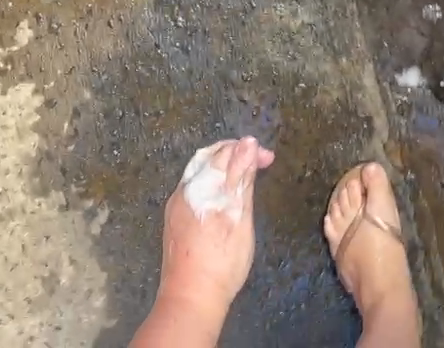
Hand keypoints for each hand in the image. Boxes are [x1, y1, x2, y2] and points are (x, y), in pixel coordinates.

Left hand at [155, 137, 275, 319]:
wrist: (190, 300)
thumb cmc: (222, 261)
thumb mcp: (239, 217)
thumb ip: (242, 178)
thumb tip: (249, 143)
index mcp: (201, 186)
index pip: (226, 152)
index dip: (249, 149)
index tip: (269, 158)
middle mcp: (184, 190)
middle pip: (209, 158)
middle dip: (235, 153)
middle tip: (259, 162)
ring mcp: (176, 205)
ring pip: (200, 171)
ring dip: (223, 166)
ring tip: (245, 174)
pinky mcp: (174, 220)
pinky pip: (194, 187)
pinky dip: (212, 181)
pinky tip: (223, 193)